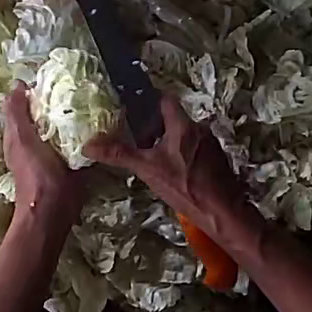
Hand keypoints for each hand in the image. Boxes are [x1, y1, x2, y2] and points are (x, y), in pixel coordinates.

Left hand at [3, 82, 85, 230]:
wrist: (55, 207)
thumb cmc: (35, 172)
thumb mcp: (21, 138)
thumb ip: (17, 113)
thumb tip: (17, 85)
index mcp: (21, 134)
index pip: (29, 105)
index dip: (40, 90)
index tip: (58, 77)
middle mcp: (38, 141)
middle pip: (50, 115)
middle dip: (63, 101)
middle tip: (82, 85)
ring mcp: (57, 152)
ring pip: (67, 127)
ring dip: (77, 116)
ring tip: (95, 99)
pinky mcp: (74, 161)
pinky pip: (81, 141)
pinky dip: (88, 132)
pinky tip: (101, 122)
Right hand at [85, 97, 260, 248]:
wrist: (222, 212)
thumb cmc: (185, 187)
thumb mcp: (148, 170)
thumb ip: (120, 154)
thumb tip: (89, 145)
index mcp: (183, 125)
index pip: (165, 99)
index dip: (148, 99)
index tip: (133, 106)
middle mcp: (199, 129)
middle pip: (173, 118)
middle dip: (154, 125)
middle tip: (136, 135)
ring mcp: (210, 144)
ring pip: (184, 134)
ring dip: (168, 141)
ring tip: (151, 154)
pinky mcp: (216, 159)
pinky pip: (194, 148)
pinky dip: (181, 153)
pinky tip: (172, 170)